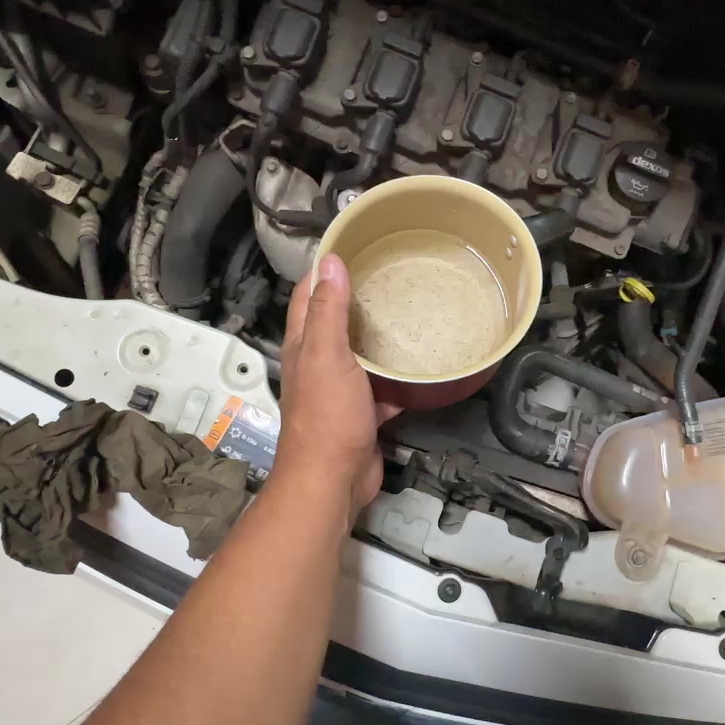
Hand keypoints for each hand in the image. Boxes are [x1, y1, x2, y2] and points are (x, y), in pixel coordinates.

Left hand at [270, 253, 402, 520]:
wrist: (333, 480)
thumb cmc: (327, 417)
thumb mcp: (326, 356)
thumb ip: (328, 311)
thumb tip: (329, 261)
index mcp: (303, 344)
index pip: (308, 294)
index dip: (325, 268)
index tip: (356, 244)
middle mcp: (318, 362)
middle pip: (337, 320)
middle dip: (359, 297)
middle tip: (394, 274)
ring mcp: (340, 388)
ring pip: (362, 353)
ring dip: (380, 336)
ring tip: (411, 311)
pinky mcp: (362, 412)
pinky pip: (382, 386)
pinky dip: (398, 377)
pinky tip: (420, 366)